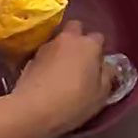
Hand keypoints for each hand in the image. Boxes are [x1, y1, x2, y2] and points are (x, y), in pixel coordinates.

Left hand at [10, 21, 109, 136]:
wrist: (32, 109)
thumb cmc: (73, 101)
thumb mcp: (100, 95)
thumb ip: (107, 75)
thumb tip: (106, 66)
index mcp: (88, 45)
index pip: (99, 37)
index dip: (100, 50)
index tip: (98, 64)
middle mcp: (67, 39)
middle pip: (75, 28)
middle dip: (79, 38)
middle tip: (81, 59)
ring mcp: (47, 46)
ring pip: (58, 40)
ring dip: (62, 50)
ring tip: (63, 70)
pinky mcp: (30, 57)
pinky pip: (45, 54)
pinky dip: (48, 60)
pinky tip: (48, 77)